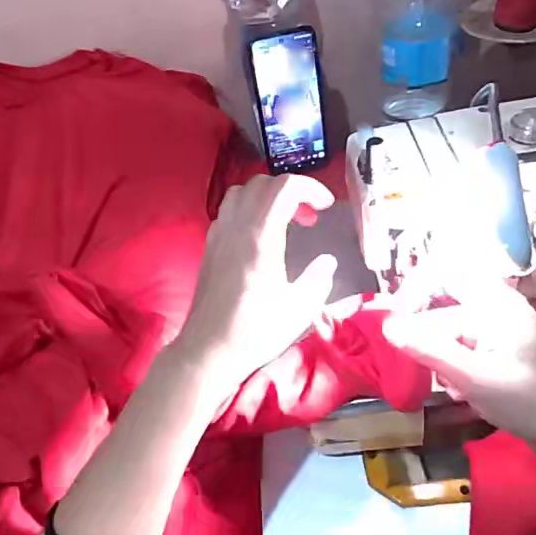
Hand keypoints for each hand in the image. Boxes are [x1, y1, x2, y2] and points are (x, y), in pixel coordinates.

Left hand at [172, 173, 337, 393]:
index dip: (310, 188)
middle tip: (309, 217)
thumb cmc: (256, 331)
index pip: (284, 187)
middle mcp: (236, 228)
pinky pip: (228, 212)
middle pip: (262, 184)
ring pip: (240, 194)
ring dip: (266, 197)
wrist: (209, 350)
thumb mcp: (300, 308)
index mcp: (261, 236)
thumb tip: (327, 262)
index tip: (326, 206)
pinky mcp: (209, 249)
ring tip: (284, 222)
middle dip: (291, 191)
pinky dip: (248, 212)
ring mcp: (218, 236)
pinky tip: (260, 239)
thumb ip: (318, 278)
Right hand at [382, 267, 535, 458]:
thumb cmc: (533, 403)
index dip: (414, 289)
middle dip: (427, 341)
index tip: (396, 324)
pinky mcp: (504, 358)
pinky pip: (466, 355)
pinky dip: (457, 373)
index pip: (444, 272)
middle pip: (444, 311)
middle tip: (423, 372)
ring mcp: (502, 336)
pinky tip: (466, 396)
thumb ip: (429, 349)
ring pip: (452, 337)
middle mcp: (498, 312)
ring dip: (442, 362)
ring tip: (454, 390)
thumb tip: (387, 325)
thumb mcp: (475, 377)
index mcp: (496, 304)